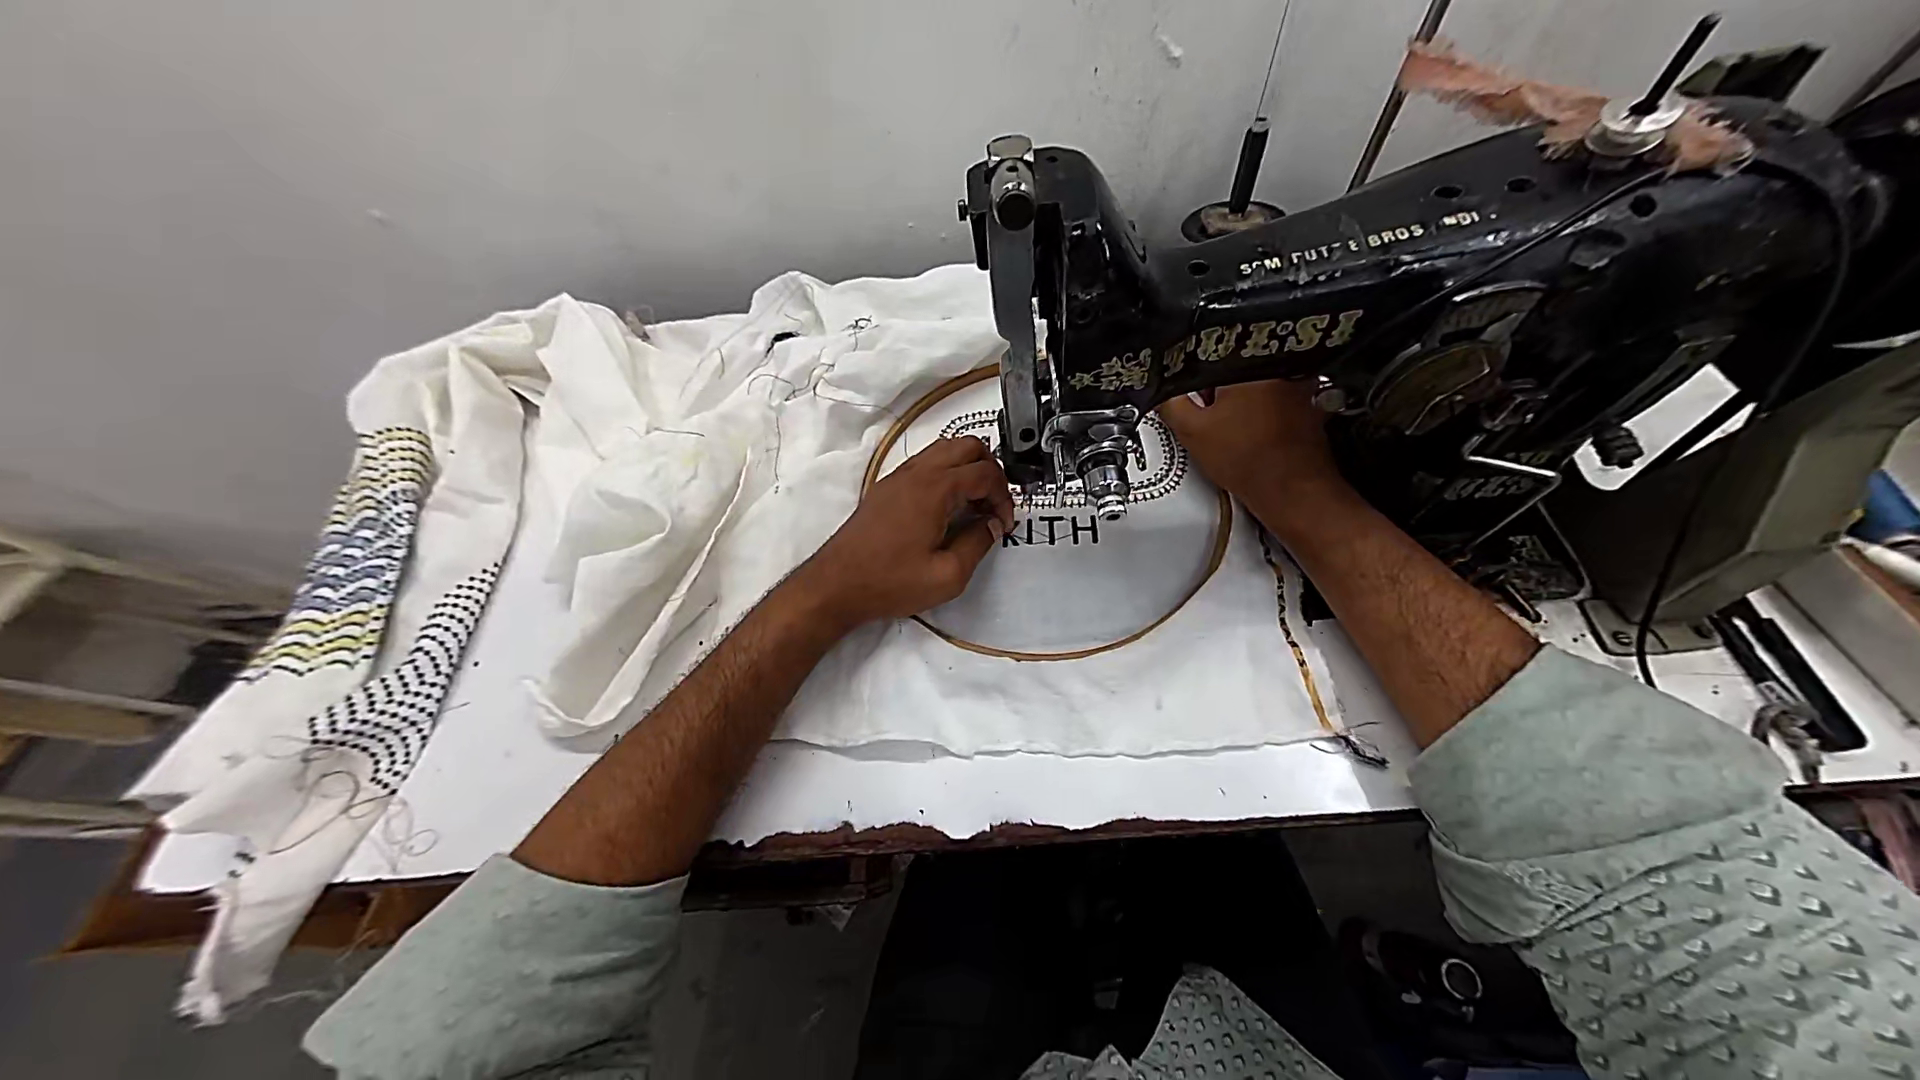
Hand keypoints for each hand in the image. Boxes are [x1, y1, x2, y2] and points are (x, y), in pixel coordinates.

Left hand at [788, 436, 1016, 631]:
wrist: (836, 586)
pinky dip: (946, 474)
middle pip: (968, 446)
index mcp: (934, 489)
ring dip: (967, 469)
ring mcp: (898, 478)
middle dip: (990, 470)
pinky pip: (925, 464)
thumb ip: (978, 544)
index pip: (985, 473)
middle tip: (994, 504)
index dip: (1004, 496)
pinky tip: (948, 508)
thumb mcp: (947, 576)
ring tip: (974, 505)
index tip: (1003, 522)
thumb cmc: (887, 582)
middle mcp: (916, 474)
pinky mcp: (886, 489)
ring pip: (945, 449)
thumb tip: (992, 526)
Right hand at [1156, 379, 1357, 537]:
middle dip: (1218, 393)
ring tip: (1235, 432)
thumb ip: (1170, 402)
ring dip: (1241, 403)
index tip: (1194, 403)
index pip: (1207, 359)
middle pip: (1232, 370)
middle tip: (1214, 422)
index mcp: (1246, 364)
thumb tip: (1162, 390)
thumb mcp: (1190, 431)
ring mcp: (1298, 383)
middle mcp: (1277, 367)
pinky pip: (1274, 399)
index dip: (1194, 384)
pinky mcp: (1308, 401)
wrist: (1290, 489)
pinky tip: (1254, 436)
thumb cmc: (1250, 462)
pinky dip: (1261, 413)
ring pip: (1253, 385)